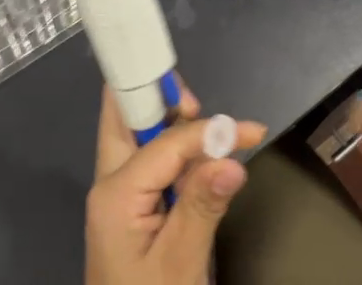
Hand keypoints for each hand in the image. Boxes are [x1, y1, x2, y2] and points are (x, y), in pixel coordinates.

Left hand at [85, 83, 266, 284]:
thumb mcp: (180, 264)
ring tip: (211, 128)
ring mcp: (118, 194)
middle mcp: (109, 181)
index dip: (208, 129)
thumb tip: (232, 157)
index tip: (251, 129)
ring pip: (136, 135)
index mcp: (115, 191)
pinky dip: (175, 151)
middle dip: (159, 97)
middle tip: (201, 102)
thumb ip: (202, 207)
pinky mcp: (131, 208)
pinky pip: (149, 162)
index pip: (164, 140)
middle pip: (124, 116)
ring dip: (169, 121)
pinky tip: (201, 156)